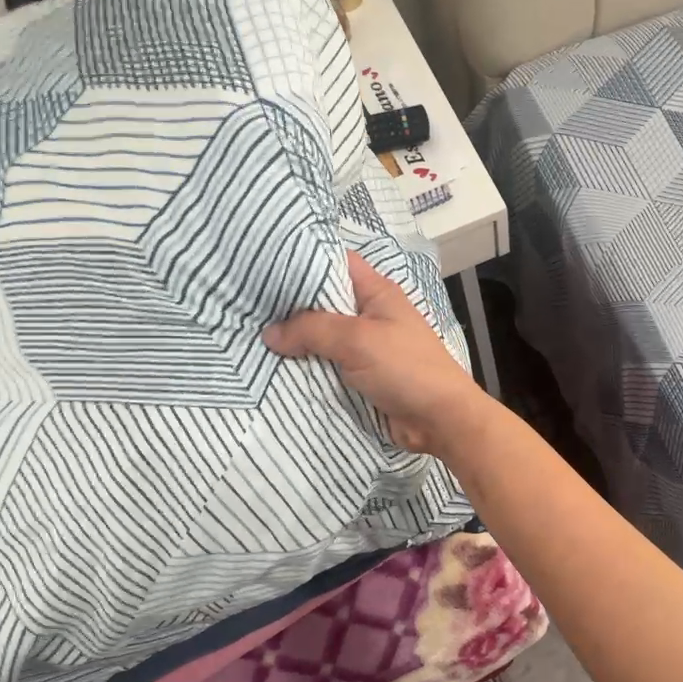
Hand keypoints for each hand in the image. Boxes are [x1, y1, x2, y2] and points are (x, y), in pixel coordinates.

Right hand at [265, 250, 491, 454]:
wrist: (440, 421)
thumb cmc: (407, 369)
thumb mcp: (357, 339)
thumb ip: (311, 329)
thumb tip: (270, 334)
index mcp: (376, 292)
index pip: (333, 262)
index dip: (300, 261)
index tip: (259, 265)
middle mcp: (369, 315)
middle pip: (321, 302)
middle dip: (287, 306)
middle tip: (242, 305)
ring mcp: (366, 348)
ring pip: (321, 338)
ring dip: (293, 342)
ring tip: (247, 335)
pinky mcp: (361, 378)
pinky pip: (327, 367)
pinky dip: (305, 368)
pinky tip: (271, 367)